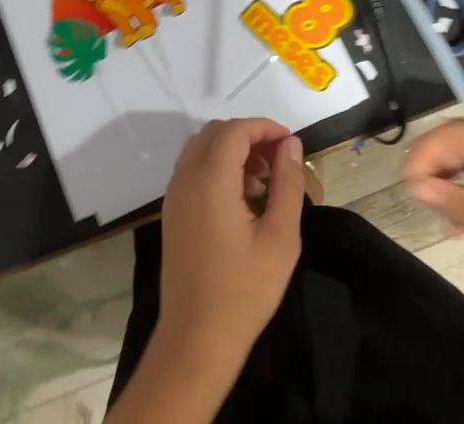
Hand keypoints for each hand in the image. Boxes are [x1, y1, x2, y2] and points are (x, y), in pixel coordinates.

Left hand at [158, 118, 304, 352]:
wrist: (197, 336)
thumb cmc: (245, 290)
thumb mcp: (280, 237)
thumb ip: (287, 183)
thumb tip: (291, 145)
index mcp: (210, 181)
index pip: (235, 131)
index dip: (265, 127)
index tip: (291, 144)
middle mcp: (185, 179)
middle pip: (214, 132)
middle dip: (248, 136)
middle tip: (278, 161)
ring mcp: (173, 195)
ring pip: (200, 148)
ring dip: (231, 150)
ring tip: (262, 180)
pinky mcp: (172, 211)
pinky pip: (191, 169)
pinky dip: (216, 166)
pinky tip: (241, 197)